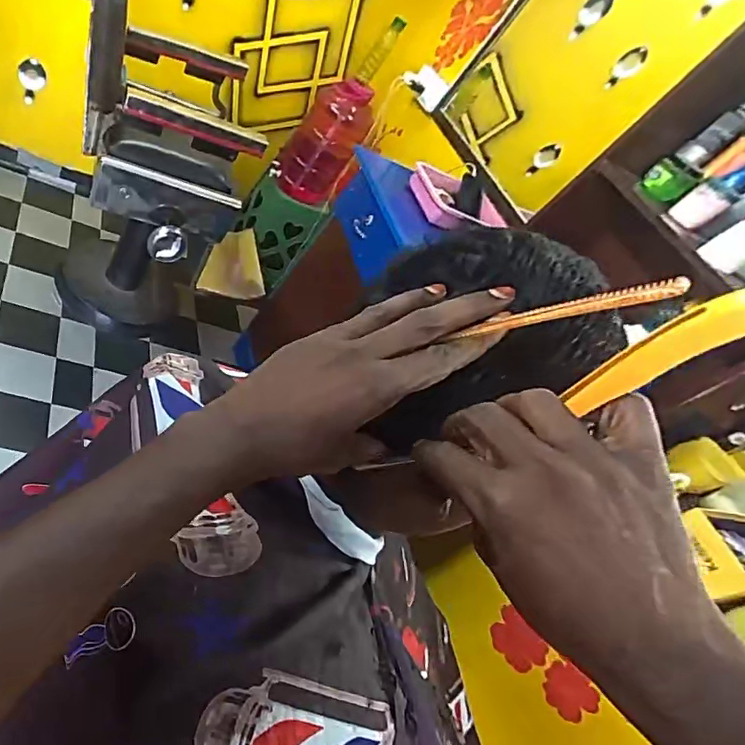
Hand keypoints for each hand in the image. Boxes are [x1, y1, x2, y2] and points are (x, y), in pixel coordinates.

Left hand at [195, 285, 511, 481]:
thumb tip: (385, 444)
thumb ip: (368, 445)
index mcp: (378, 387)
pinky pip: (359, 318)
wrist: (241, 429)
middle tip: (503, 293)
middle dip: (467, 309)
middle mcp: (364, 355)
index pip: (437, 360)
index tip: (503, 325)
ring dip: (424, 300)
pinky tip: (391, 308)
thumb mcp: (339, 455)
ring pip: (391, 312)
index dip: (473, 343)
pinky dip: (384, 310)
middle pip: (424, 325)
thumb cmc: (292, 449)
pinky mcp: (314, 337)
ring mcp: (337, 340)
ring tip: (450, 290)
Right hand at [412, 391, 731, 686]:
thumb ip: (479, 517)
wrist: (648, 634)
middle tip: (464, 439)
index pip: (442, 454)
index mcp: (499, 499)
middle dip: (461, 424)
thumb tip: (471, 492)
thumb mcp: (497, 565)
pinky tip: (591, 434)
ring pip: (538, 400)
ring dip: (515, 411)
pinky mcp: (641, 459)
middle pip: (483, 415)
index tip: (427, 458)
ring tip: (517, 430)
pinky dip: (604, 413)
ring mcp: (594, 456)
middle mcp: (541, 466)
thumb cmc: (563, 612)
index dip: (425, 454)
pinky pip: (624, 408)